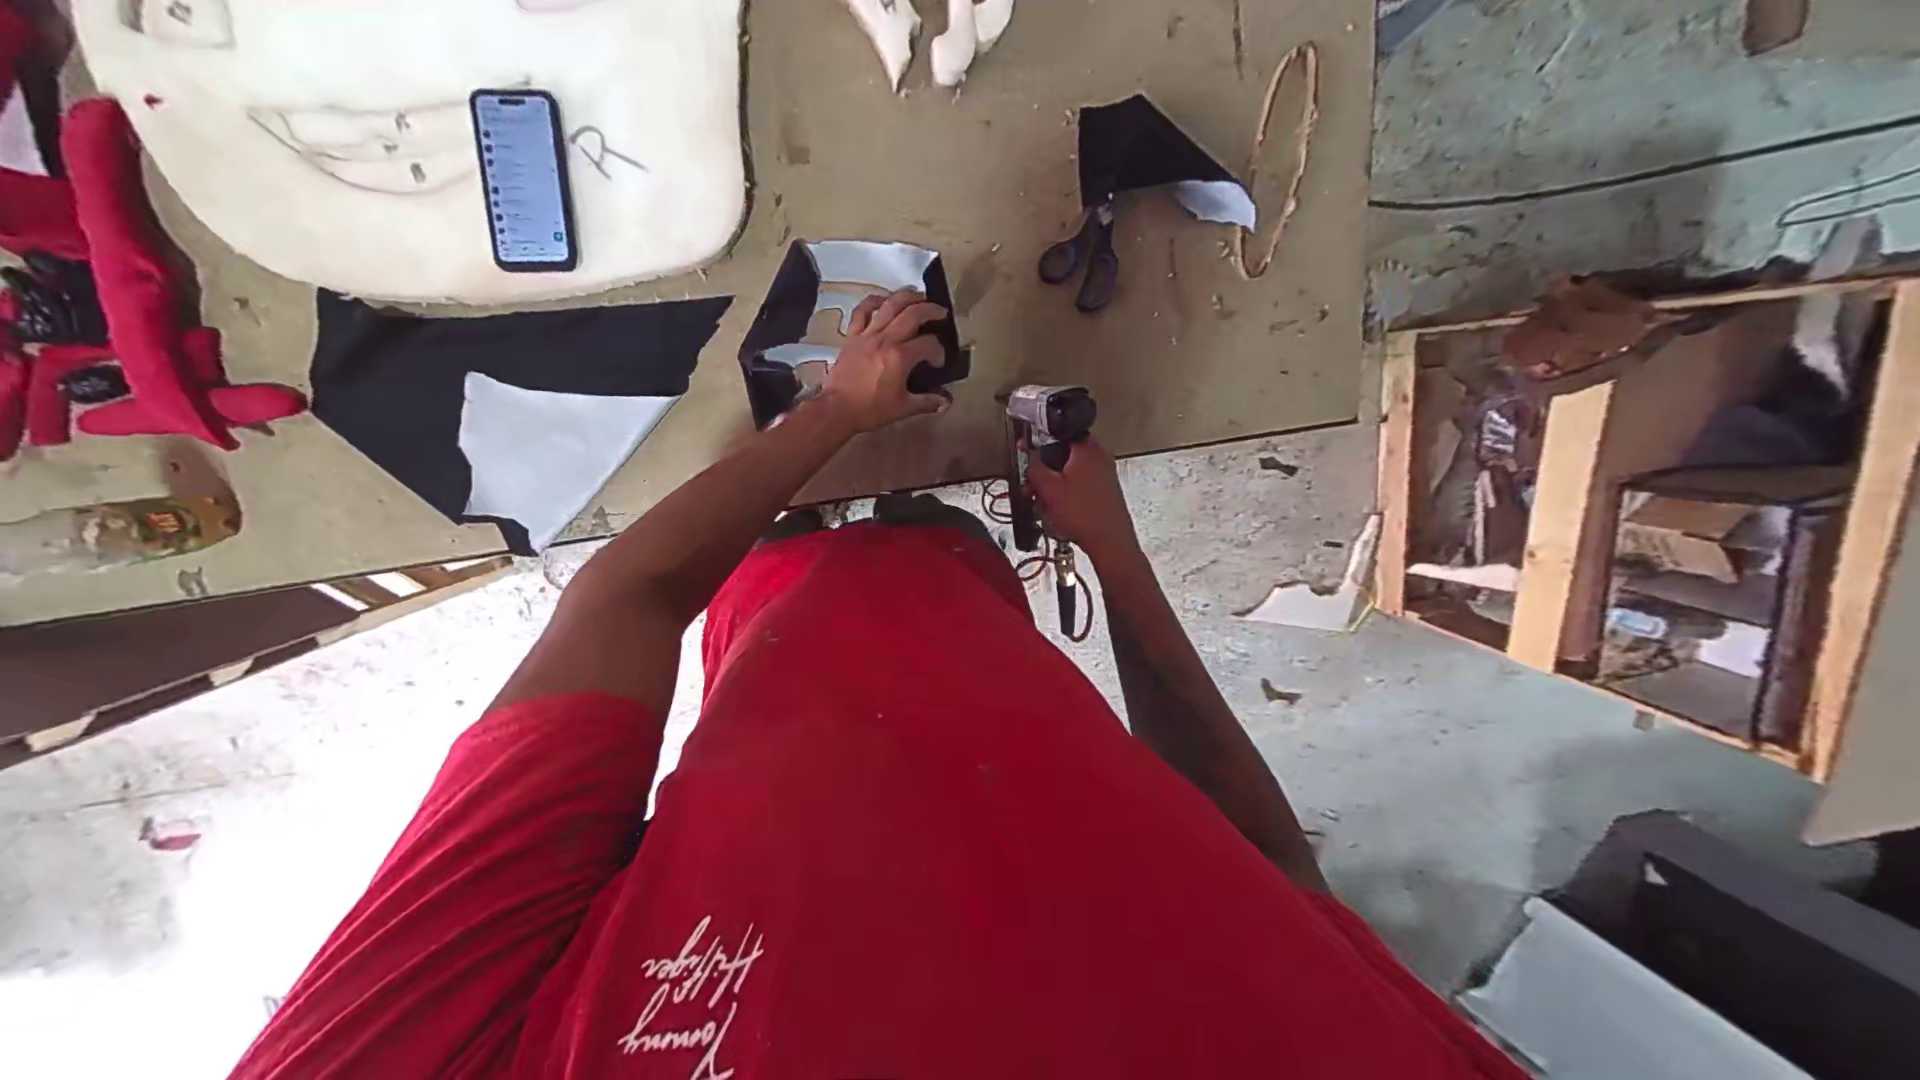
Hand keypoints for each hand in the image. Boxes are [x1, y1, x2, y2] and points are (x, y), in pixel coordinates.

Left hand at [818, 288, 951, 433]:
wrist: (837, 409)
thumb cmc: (871, 409)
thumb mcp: (903, 408)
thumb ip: (927, 402)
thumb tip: (946, 403)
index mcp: (901, 357)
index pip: (929, 344)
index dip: (939, 351)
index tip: (938, 363)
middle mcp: (886, 339)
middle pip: (913, 314)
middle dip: (931, 310)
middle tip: (941, 312)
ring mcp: (867, 334)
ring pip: (890, 305)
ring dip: (907, 296)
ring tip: (919, 295)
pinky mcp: (853, 336)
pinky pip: (862, 311)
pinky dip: (873, 300)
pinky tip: (883, 299)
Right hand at [1026, 437, 1139, 563]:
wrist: (1109, 542)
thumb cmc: (1084, 516)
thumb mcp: (1048, 489)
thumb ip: (1034, 467)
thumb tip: (1027, 454)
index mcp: (1086, 448)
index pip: (1058, 433)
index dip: (1037, 443)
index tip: (1026, 451)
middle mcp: (1099, 457)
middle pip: (1063, 455)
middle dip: (1044, 470)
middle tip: (1033, 485)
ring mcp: (1104, 474)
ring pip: (1070, 472)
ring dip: (1054, 484)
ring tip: (1044, 503)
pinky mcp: (1104, 490)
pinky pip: (1079, 485)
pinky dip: (1066, 494)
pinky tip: (1058, 510)